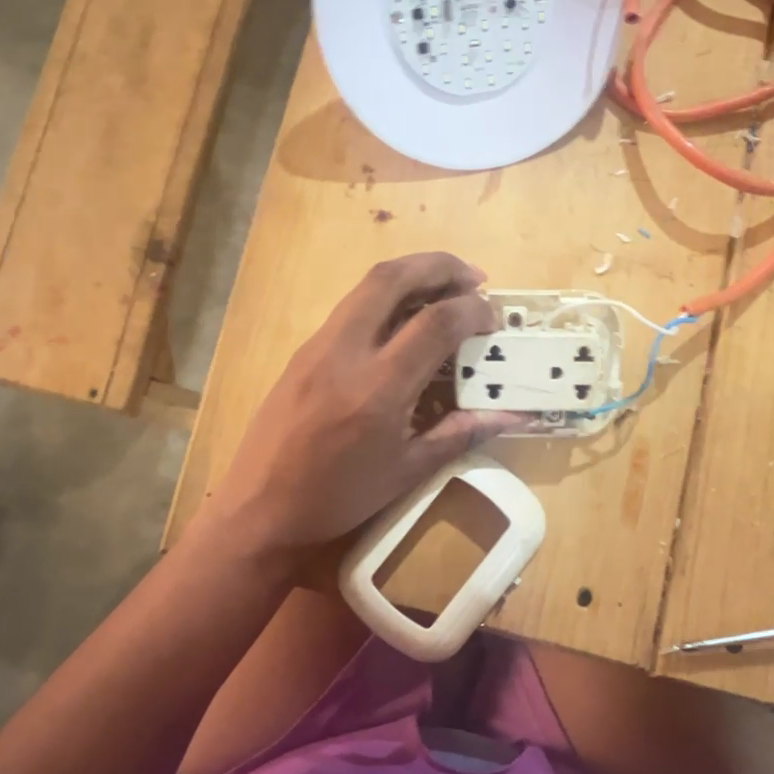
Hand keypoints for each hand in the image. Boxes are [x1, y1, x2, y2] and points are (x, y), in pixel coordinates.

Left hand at [200, 253, 523, 564]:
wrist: (260, 508)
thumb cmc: (338, 497)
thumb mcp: (407, 471)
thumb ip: (461, 434)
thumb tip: (513, 417)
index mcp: (379, 387)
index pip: (435, 322)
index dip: (473, 309)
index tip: (494, 316)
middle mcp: (346, 351)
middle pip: (394, 278)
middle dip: (440, 266)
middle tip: (474, 276)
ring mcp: (319, 346)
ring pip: (366, 286)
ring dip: (410, 275)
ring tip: (443, 289)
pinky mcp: (303, 351)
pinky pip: (350, 307)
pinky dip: (384, 297)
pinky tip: (403, 320)